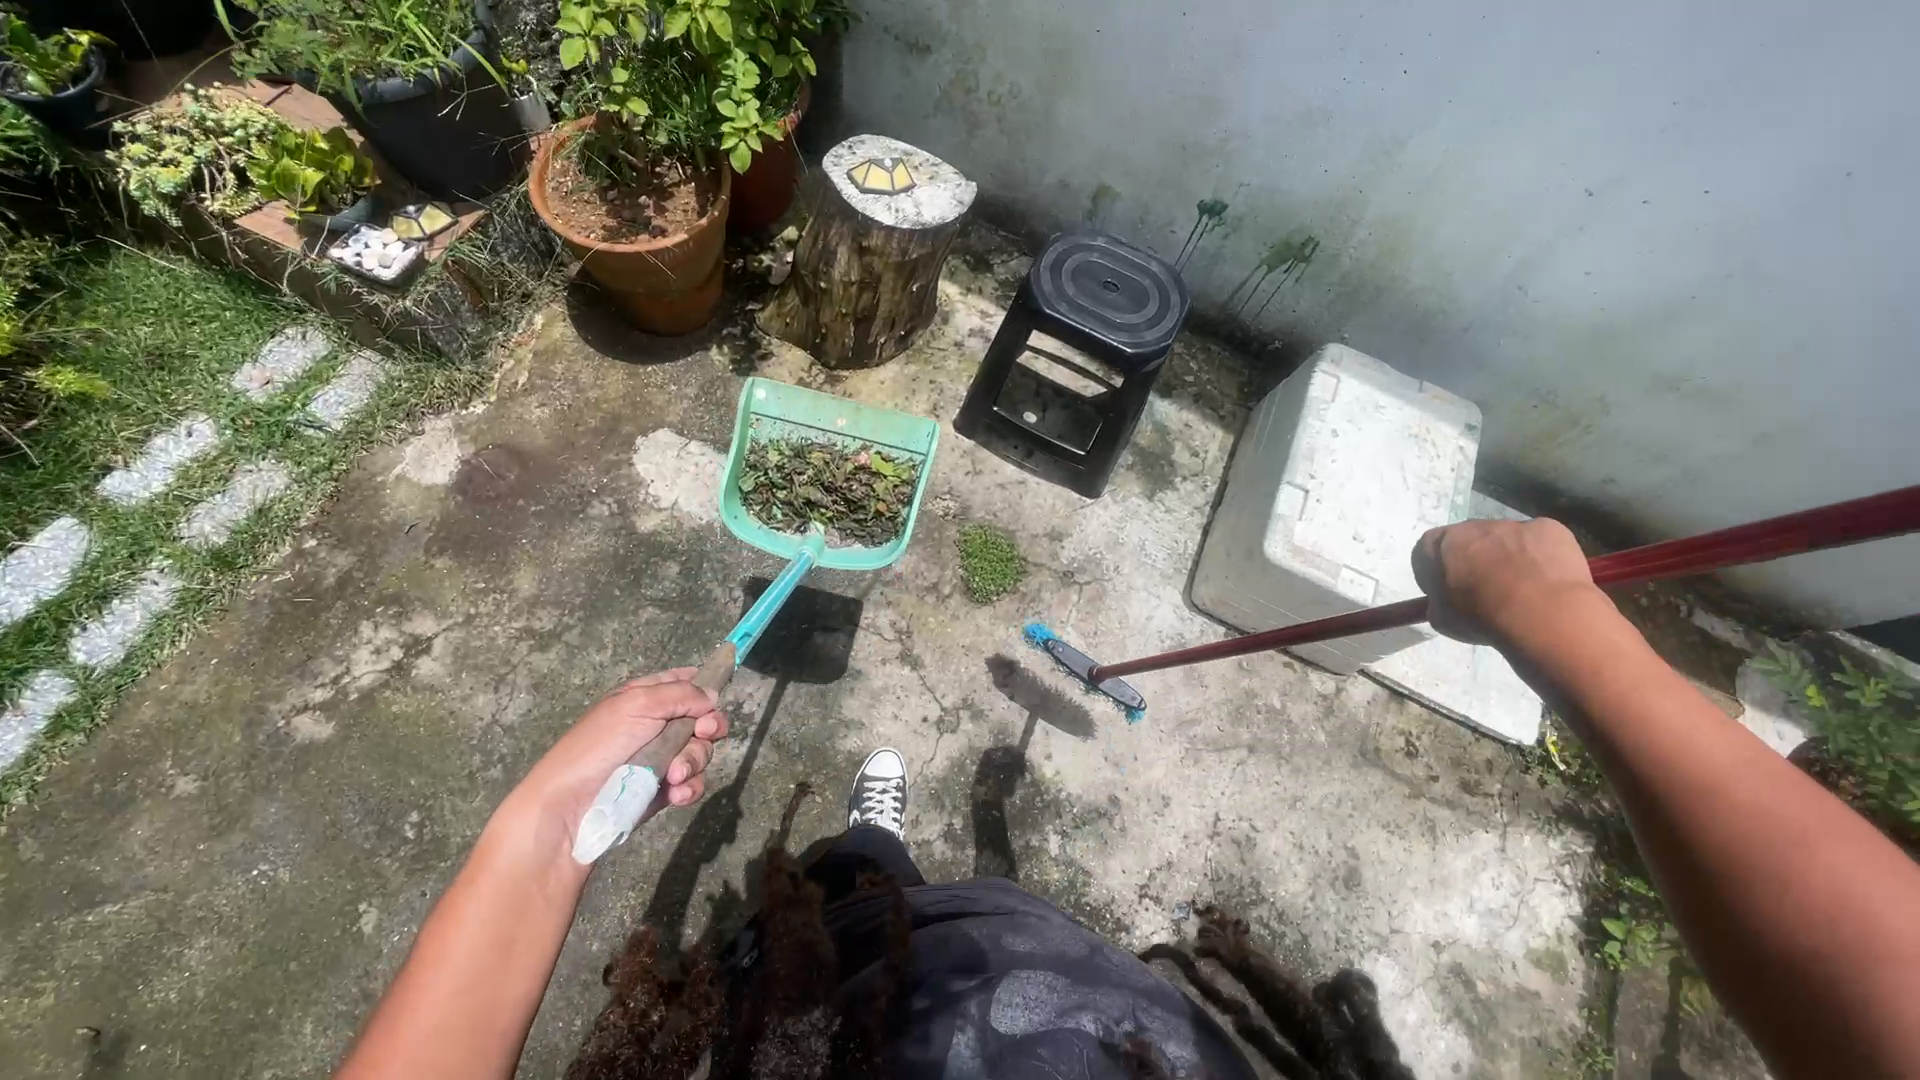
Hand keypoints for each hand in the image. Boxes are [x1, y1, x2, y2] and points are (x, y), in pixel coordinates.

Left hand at [498, 669, 729, 862]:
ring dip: (694, 761)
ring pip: (701, 752)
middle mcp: (657, 725)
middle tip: (704, 733)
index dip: (704, 688)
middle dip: (708, 727)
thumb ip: (681, 694)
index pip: (684, 683)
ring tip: (675, 775)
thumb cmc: (599, 746)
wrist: (570, 806)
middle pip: (703, 719)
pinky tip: (676, 793)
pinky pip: (692, 783)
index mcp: (646, 698)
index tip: (712, 700)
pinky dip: (689, 787)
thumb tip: (712, 696)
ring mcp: (662, 758)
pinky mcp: (664, 789)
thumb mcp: (637, 704)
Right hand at [1411, 518, 1598, 646]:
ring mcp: (1513, 524)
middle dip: (1474, 561)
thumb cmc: (1481, 616)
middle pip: (1468, 541)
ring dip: (1509, 558)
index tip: (1448, 592)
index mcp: (1438, 544)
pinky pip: (1539, 542)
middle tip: (1486, 591)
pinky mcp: (1549, 528)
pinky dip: (1541, 557)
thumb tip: (1446, 601)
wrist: (1542, 613)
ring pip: (1506, 541)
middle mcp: (1472, 526)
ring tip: (1524, 590)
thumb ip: (1438, 602)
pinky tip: (1549, 581)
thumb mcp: (1441, 619)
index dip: (1436, 573)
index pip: (1427, 553)